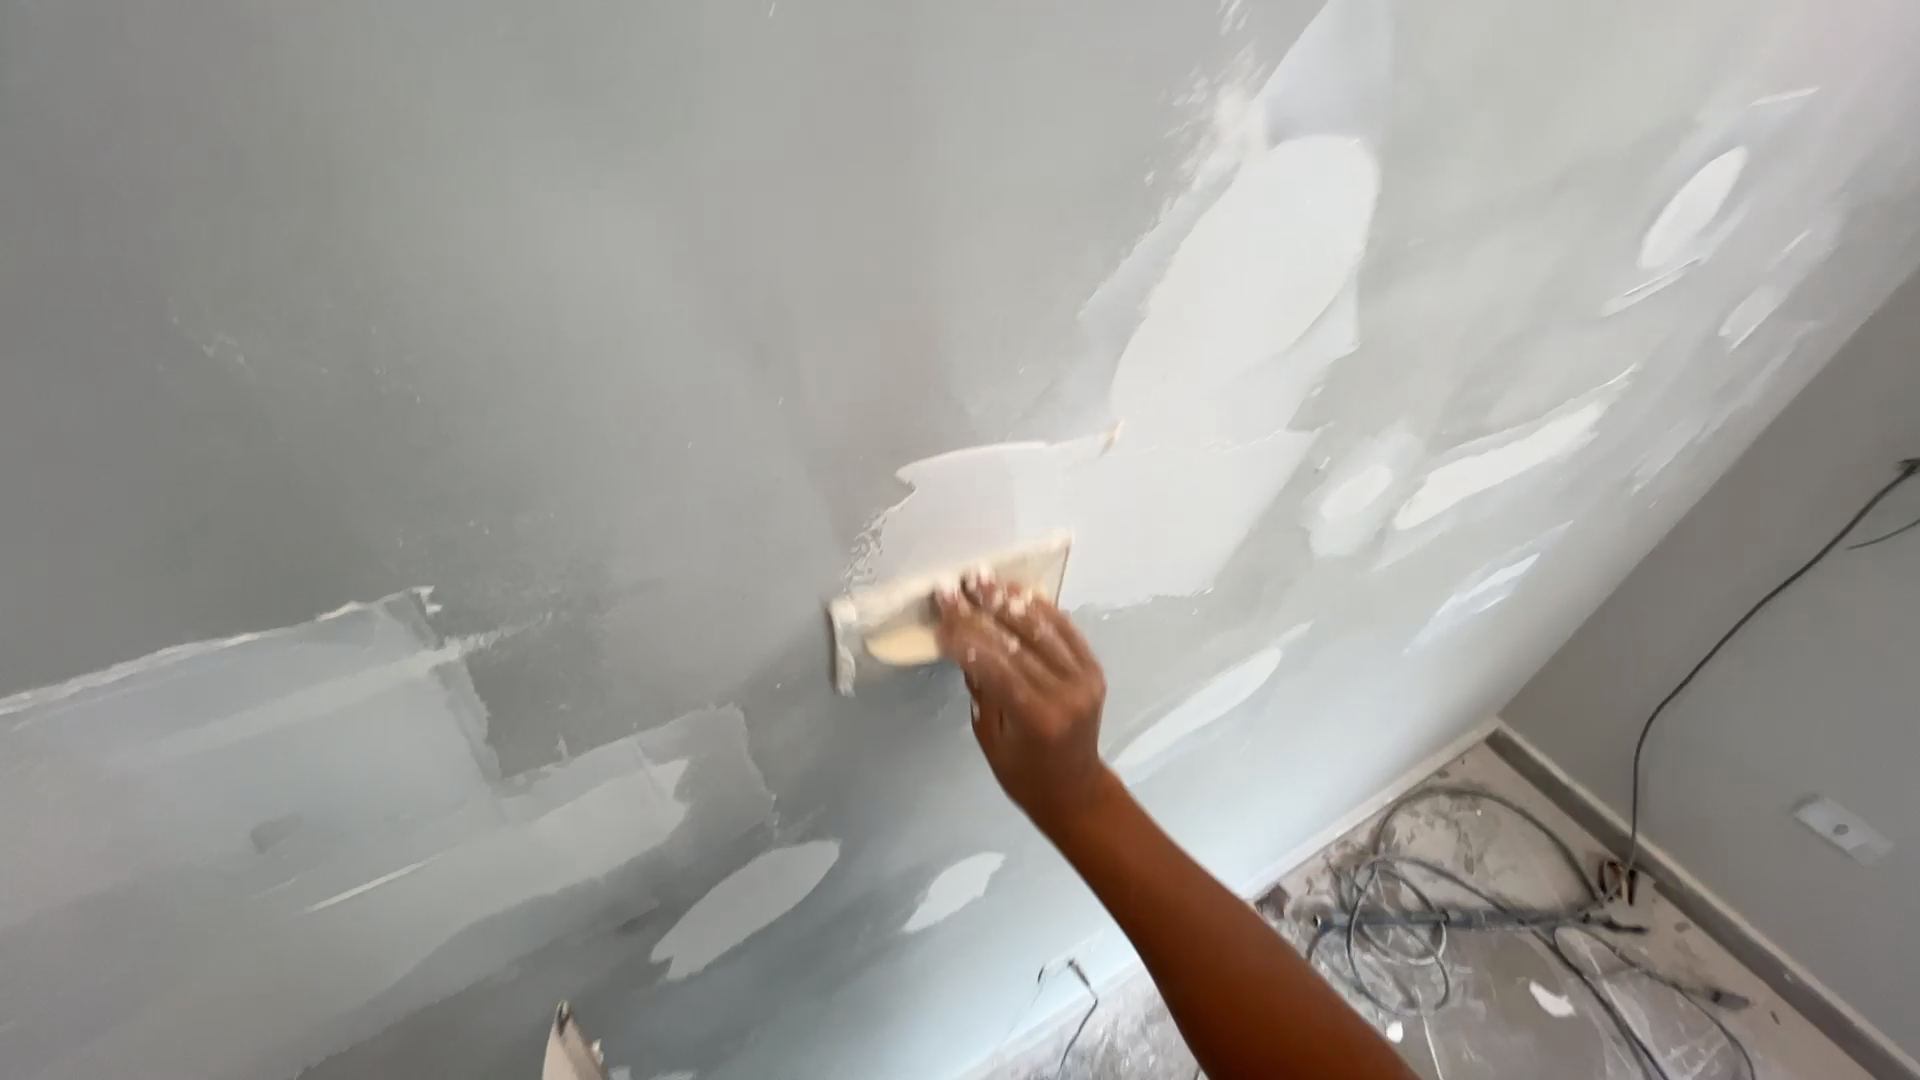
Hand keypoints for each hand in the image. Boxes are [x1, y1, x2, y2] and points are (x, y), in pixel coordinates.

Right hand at [935, 575, 1112, 830]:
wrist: (1074, 787)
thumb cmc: (1022, 773)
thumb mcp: (989, 734)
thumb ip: (981, 687)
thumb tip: (962, 640)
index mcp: (1036, 718)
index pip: (996, 665)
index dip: (966, 636)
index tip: (943, 612)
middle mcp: (1065, 693)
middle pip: (1018, 640)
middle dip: (983, 609)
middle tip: (959, 584)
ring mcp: (1085, 678)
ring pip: (1043, 627)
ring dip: (1011, 599)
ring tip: (984, 578)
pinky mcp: (1094, 668)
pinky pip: (1066, 630)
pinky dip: (1041, 608)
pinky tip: (1018, 591)